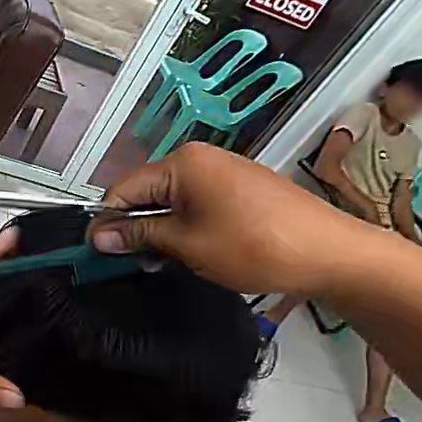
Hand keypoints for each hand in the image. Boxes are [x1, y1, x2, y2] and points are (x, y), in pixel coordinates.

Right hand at [89, 142, 388, 296]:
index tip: (93, 253)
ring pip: (174, 199)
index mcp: (183, 162)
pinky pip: (198, 203)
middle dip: (134, 225)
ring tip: (159, 263)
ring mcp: (225, 171)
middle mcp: (201, 157)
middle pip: (149, 190)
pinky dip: (186, 226)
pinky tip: (189, 252)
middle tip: (128, 264)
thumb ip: (141, 235)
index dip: (106, 220)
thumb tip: (99, 236)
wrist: (328, 252)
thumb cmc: (253, 246)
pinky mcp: (241, 188)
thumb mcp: (188, 244)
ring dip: (160, 229)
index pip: (125, 186)